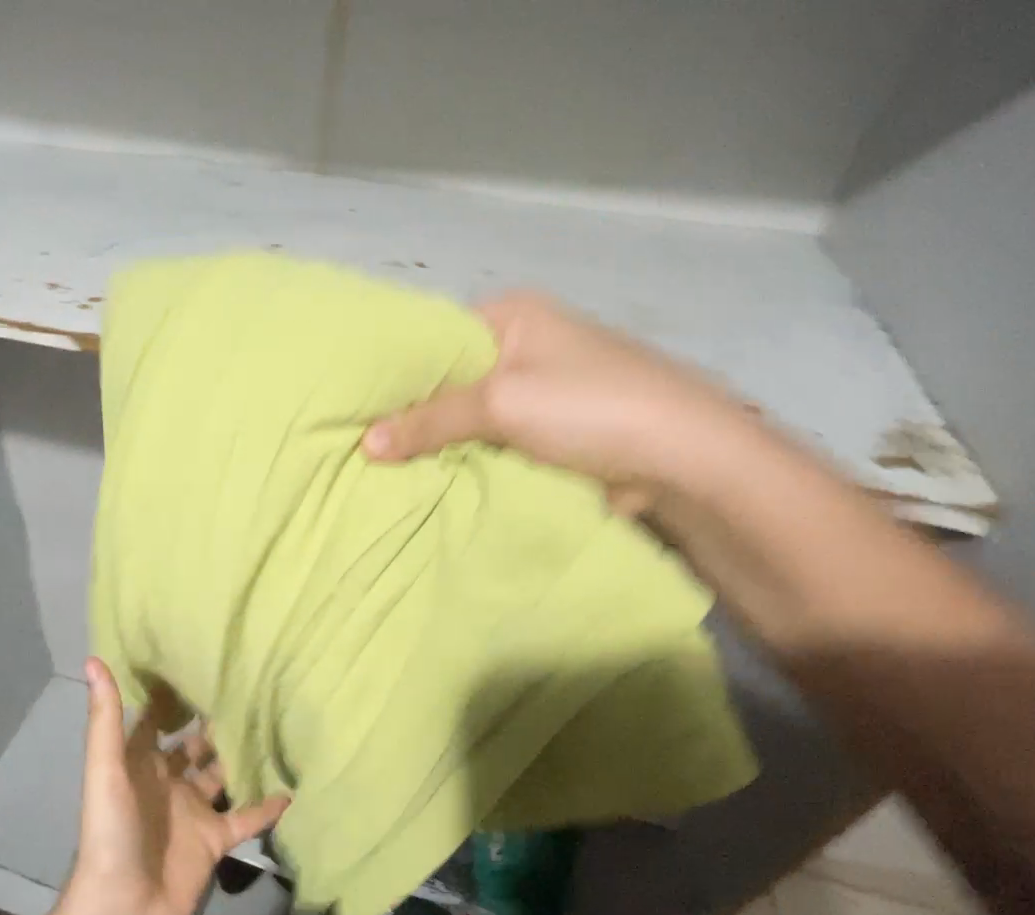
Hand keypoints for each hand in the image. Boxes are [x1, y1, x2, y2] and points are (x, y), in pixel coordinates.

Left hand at [67, 659, 289, 914]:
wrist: (124, 910)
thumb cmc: (111, 834)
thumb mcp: (105, 771)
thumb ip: (106, 719)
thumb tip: (92, 660)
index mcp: (137, 763)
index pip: (153, 720)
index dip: (168, 693)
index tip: (195, 657)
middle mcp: (166, 782)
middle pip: (193, 745)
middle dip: (214, 720)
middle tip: (249, 685)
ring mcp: (192, 812)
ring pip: (222, 776)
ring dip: (243, 756)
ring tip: (275, 723)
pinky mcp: (214, 840)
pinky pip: (245, 818)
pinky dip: (266, 806)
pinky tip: (291, 787)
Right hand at [359, 292, 769, 508]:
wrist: (684, 457)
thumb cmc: (589, 407)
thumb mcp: (501, 404)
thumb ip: (429, 421)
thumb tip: (364, 445)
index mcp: (510, 314)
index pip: (431, 337)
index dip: (393, 372)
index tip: (350, 405)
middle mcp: (522, 345)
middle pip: (448, 381)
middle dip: (412, 414)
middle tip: (355, 442)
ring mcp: (538, 391)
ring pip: (468, 418)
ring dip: (439, 443)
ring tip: (377, 467)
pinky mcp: (550, 433)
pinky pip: (492, 444)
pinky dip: (467, 460)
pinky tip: (427, 480)